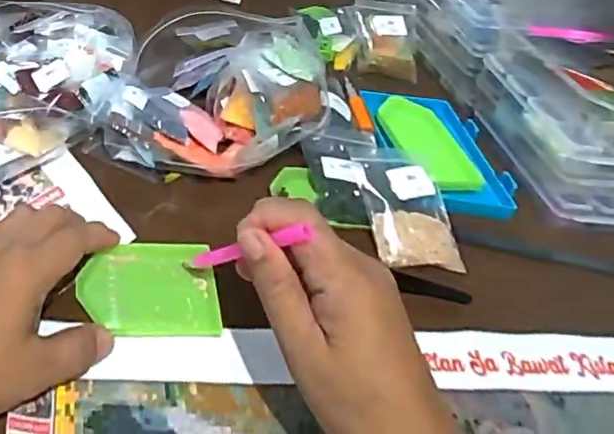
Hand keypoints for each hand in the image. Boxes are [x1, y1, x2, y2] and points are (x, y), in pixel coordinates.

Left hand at [0, 204, 120, 433]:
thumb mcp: (34, 372)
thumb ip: (75, 350)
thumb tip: (107, 335)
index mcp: (27, 267)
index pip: (72, 236)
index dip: (97, 233)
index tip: (116, 238)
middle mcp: (6, 247)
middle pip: (50, 215)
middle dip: (76, 221)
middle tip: (94, 243)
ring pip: (24, 215)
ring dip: (49, 221)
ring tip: (62, 247)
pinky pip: (5, 227)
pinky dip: (27, 229)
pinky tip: (25, 261)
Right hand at [236, 198, 452, 433]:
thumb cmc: (354, 401)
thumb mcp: (303, 348)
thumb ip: (275, 285)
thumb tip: (247, 232)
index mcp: (346, 272)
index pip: (298, 213)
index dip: (262, 218)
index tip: (238, 251)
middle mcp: (363, 263)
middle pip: (306, 226)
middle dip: (269, 237)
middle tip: (244, 274)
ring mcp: (373, 279)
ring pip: (316, 244)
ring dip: (284, 255)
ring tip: (262, 290)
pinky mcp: (375, 295)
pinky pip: (331, 265)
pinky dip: (304, 271)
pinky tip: (293, 302)